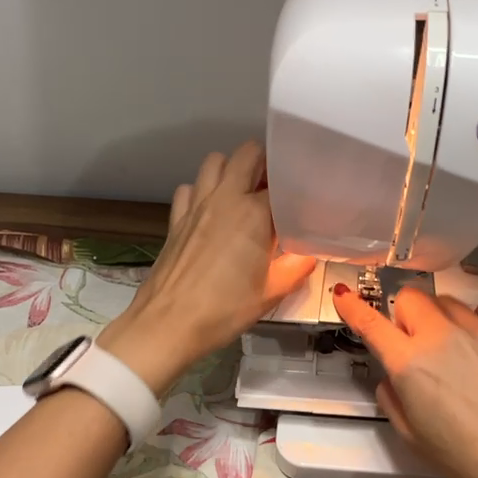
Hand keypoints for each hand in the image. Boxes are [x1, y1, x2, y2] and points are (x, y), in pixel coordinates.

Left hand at [102, 142, 315, 392]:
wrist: (168, 324)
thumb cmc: (223, 310)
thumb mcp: (271, 294)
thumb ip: (295, 268)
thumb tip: (310, 254)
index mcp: (254, 213)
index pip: (282, 182)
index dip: (294, 188)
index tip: (302, 200)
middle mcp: (225, 198)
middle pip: (248, 153)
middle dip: (265, 162)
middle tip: (275, 187)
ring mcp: (196, 205)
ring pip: (215, 161)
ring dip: (231, 169)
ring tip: (243, 194)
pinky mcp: (176, 219)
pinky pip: (190, 187)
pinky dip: (202, 190)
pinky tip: (210, 212)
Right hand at [333, 286, 477, 477]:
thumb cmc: (475, 461)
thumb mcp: (414, 439)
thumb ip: (393, 401)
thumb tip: (391, 382)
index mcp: (410, 366)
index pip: (370, 323)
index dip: (353, 308)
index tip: (346, 299)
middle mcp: (442, 338)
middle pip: (410, 298)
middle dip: (403, 315)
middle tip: (409, 342)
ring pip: (447, 300)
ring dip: (439, 317)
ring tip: (449, 349)